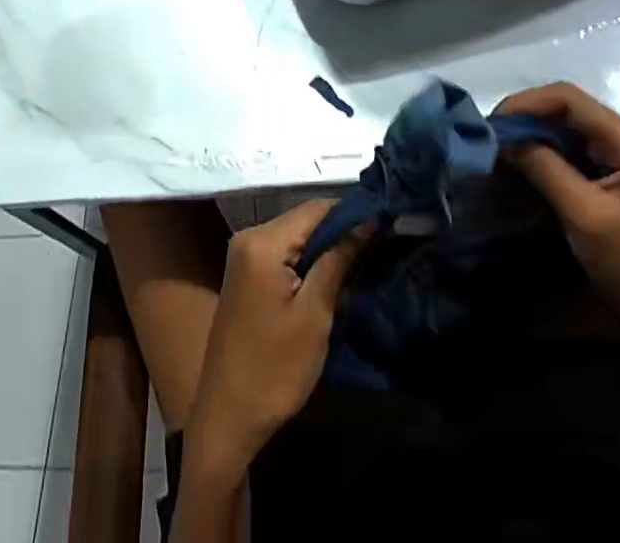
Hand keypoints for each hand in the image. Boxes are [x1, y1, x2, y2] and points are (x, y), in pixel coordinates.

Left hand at [184, 200, 366, 473]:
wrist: (229, 412)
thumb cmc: (276, 366)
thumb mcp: (315, 312)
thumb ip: (339, 259)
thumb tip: (369, 220)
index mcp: (262, 242)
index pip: (316, 208)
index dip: (354, 212)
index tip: (390, 223)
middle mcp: (248, 236)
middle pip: (305, 219)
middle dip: (343, 228)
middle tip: (384, 243)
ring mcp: (244, 254)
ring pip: (296, 235)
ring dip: (328, 245)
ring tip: (367, 258)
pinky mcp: (246, 272)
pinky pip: (284, 251)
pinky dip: (310, 259)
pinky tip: (336, 274)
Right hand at [495, 83, 619, 339]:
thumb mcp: (586, 216)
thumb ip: (545, 169)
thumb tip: (503, 138)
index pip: (570, 100)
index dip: (527, 104)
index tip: (491, 126)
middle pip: (565, 109)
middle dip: (523, 118)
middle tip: (487, 139)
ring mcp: (616, 160)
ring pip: (562, 129)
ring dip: (527, 135)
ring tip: (495, 150)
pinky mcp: (604, 178)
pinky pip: (564, 151)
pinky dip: (536, 153)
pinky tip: (515, 166)